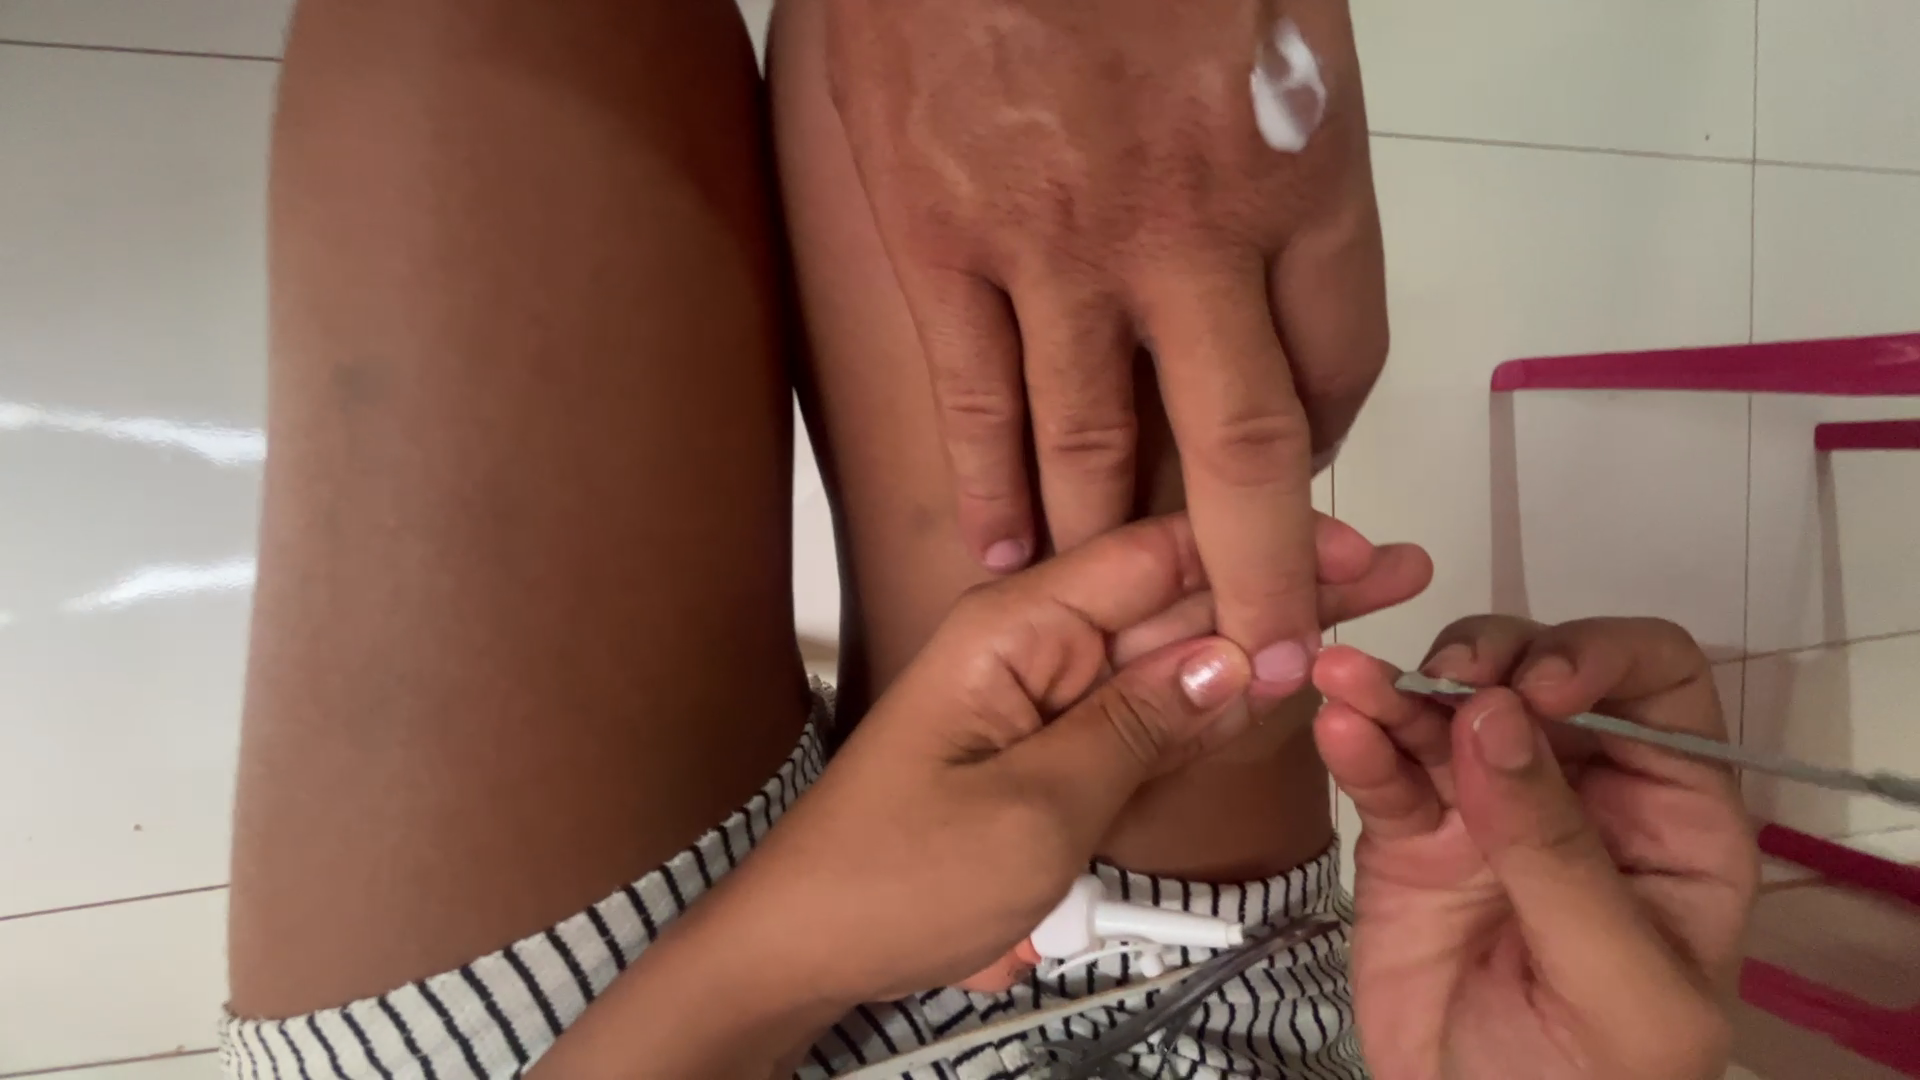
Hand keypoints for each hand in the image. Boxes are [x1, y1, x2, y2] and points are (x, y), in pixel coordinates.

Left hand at [670, 513, 1422, 1010]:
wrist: (815, 936)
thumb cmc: (900, 872)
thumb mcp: (1032, 804)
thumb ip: (1135, 726)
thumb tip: (1234, 658)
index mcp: (1018, 623)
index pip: (1153, 557)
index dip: (1257, 547)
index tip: (1353, 547)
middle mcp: (1036, 638)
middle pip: (1174, 596)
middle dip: (1278, 582)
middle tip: (1390, 569)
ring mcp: (1048, 689)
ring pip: (1169, 650)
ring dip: (1258, 635)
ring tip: (1357, 612)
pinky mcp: (1055, 739)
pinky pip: (1144, 708)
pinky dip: (1210, 699)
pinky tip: (1274, 676)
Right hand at [823, 0, 1386, 696]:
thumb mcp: (1286, 16)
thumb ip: (1295, 165)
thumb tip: (1277, 293)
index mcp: (1290, 168)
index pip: (1335, 361)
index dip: (1323, 444)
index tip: (1298, 486)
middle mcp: (1179, 236)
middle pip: (1236, 446)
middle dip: (1256, 570)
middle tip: (1269, 659)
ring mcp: (1051, 252)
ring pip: (1094, 441)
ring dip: (1112, 543)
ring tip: (1123, 616)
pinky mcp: (945, 250)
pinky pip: (979, 398)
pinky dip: (992, 486)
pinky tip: (1003, 551)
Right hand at [1312, 617, 1759, 1079]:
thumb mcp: (1615, 986)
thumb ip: (1558, 850)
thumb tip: (1492, 713)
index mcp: (1663, 819)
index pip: (1652, 691)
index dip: (1596, 659)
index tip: (1528, 687)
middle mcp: (1568, 792)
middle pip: (1525, 676)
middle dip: (1480, 660)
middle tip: (1435, 678)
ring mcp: (1475, 806)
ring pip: (1435, 712)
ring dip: (1389, 687)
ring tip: (1340, 677)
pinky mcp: (1403, 828)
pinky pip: (1379, 768)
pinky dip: (1354, 743)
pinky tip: (1336, 728)